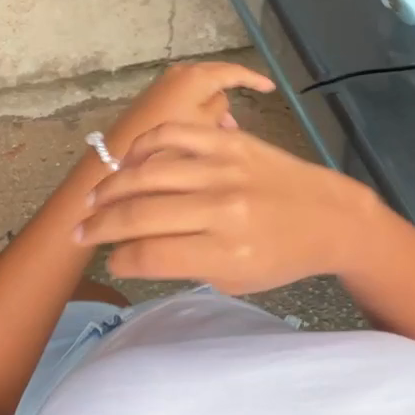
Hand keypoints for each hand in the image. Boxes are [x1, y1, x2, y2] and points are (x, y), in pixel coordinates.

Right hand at [78, 122, 396, 294]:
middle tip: (83, 231)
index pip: (151, 255)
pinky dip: (143, 147)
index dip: (120, 260)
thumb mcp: (236, 279)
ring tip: (94, 200)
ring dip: (111, 186)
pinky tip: (128, 162)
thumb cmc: (282, 257)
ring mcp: (226, 169)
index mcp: (227, 253)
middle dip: (101, 226)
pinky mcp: (231, 141)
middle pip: (141, 214)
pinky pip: (174, 135)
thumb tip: (130, 250)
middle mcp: (223, 209)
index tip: (110, 261)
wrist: (331, 216)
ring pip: (149, 172)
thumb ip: (184, 265)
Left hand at [104, 62, 274, 155]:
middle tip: (241, 118)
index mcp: (195, 77)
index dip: (252, 79)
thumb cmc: (169, 146)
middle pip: (214, 78)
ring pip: (198, 91)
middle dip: (229, 95)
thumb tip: (222, 104)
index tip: (269, 88)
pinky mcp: (153, 101)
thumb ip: (220, 110)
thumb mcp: (206, 128)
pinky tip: (199, 137)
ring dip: (211, 108)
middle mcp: (178, 74)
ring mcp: (164, 86)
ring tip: (222, 135)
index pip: (232, 71)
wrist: (120, 159)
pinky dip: (196, 112)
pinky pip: (184, 100)